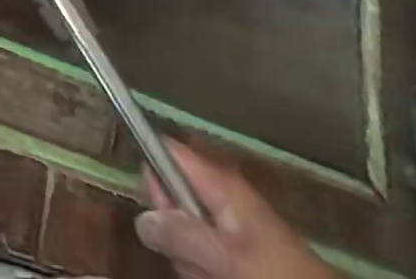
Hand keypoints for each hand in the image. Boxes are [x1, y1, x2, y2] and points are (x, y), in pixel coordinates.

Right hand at [136, 140, 334, 278]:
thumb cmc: (275, 277)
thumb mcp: (228, 259)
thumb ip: (183, 235)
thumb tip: (140, 218)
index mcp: (219, 182)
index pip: (167, 150)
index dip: (151, 169)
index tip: (154, 203)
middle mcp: (218, 194)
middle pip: (168, 193)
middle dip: (170, 226)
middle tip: (192, 254)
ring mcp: (224, 223)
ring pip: (179, 228)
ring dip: (186, 256)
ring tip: (212, 274)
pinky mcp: (230, 249)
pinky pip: (196, 250)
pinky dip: (199, 269)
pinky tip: (215, 278)